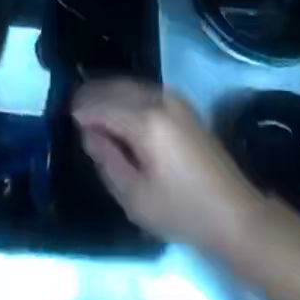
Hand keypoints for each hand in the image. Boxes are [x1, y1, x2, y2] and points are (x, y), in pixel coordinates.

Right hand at [72, 79, 264, 251]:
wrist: (235, 215)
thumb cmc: (182, 211)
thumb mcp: (134, 196)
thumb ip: (106, 159)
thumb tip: (89, 132)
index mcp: (146, 120)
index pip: (100, 104)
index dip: (79, 111)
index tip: (64, 119)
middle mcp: (159, 99)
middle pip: (114, 87)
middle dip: (91, 96)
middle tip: (72, 111)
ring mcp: (175, 99)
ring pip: (130, 84)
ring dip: (108, 93)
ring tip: (90, 111)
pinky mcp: (184, 105)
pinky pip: (145, 90)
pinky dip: (126, 95)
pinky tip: (118, 112)